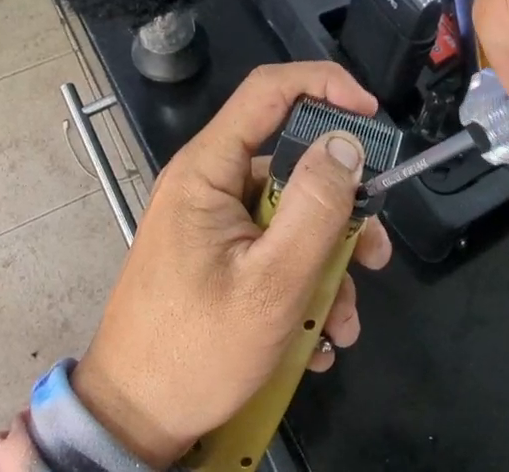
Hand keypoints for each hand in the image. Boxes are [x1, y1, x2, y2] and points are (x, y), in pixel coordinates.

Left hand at [71, 63, 391, 465]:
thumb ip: (315, 207)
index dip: (326, 85)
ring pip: (292, 215)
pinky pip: (275, 249)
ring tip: (342, 322)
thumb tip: (347, 143)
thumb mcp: (271, 283)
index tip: (374, 115)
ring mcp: (213, 223)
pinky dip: (303, 284)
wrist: (133, 423)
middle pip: (293, 163)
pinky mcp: (218, 256)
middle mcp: (210, 184)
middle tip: (375, 255)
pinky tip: (316, 335)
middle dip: (342, 210)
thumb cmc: (196, 351)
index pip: (269, 90)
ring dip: (328, 264)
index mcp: (208, 170)